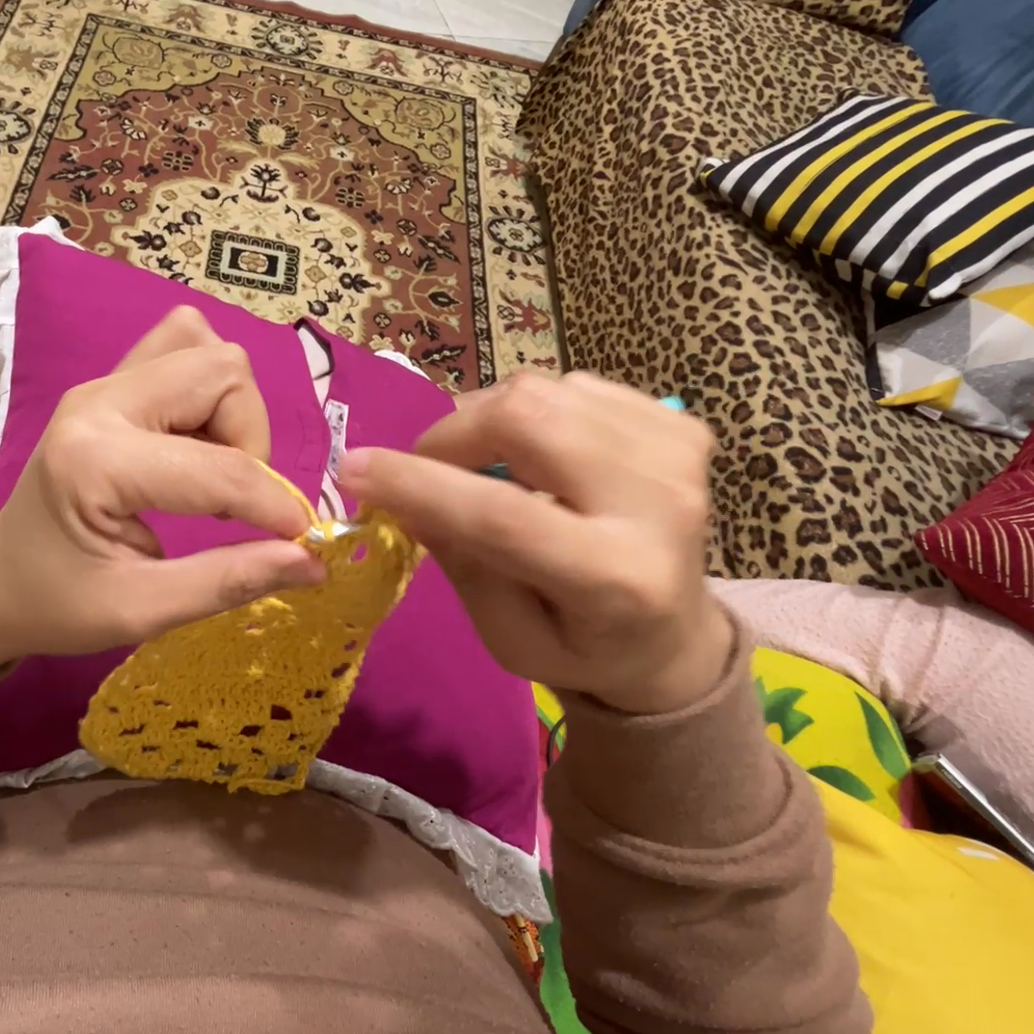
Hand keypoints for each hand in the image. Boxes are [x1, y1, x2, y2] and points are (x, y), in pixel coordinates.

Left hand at [0, 307, 325, 678]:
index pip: (219, 467)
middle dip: (252, 439)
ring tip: (214, 472)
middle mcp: (98, 402)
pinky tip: (196, 447)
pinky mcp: (108, 387)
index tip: (304, 542)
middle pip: (222, 369)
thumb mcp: (140, 610)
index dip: (275, 504)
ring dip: (232, 410)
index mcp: (97, 461)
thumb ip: (229, 581)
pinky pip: (179, 352)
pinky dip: (208, 393)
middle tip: (235, 503)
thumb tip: (312, 561)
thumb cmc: (55, 606)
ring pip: (204, 349)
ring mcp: (100, 386)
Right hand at [341, 372, 731, 714]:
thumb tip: (403, 492)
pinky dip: (529, 413)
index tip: (350, 469)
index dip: (416, 483)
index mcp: (615, 580)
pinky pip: (572, 386)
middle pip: (528, 420)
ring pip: (544, 390)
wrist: (675, 635)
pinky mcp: (683, 426)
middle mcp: (660, 506)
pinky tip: (535, 456)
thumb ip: (461, 562)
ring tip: (483, 466)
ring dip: (486, 421)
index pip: (500, 513)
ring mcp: (678, 456)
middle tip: (428, 469)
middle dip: (451, 435)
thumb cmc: (578, 647)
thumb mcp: (506, 637)